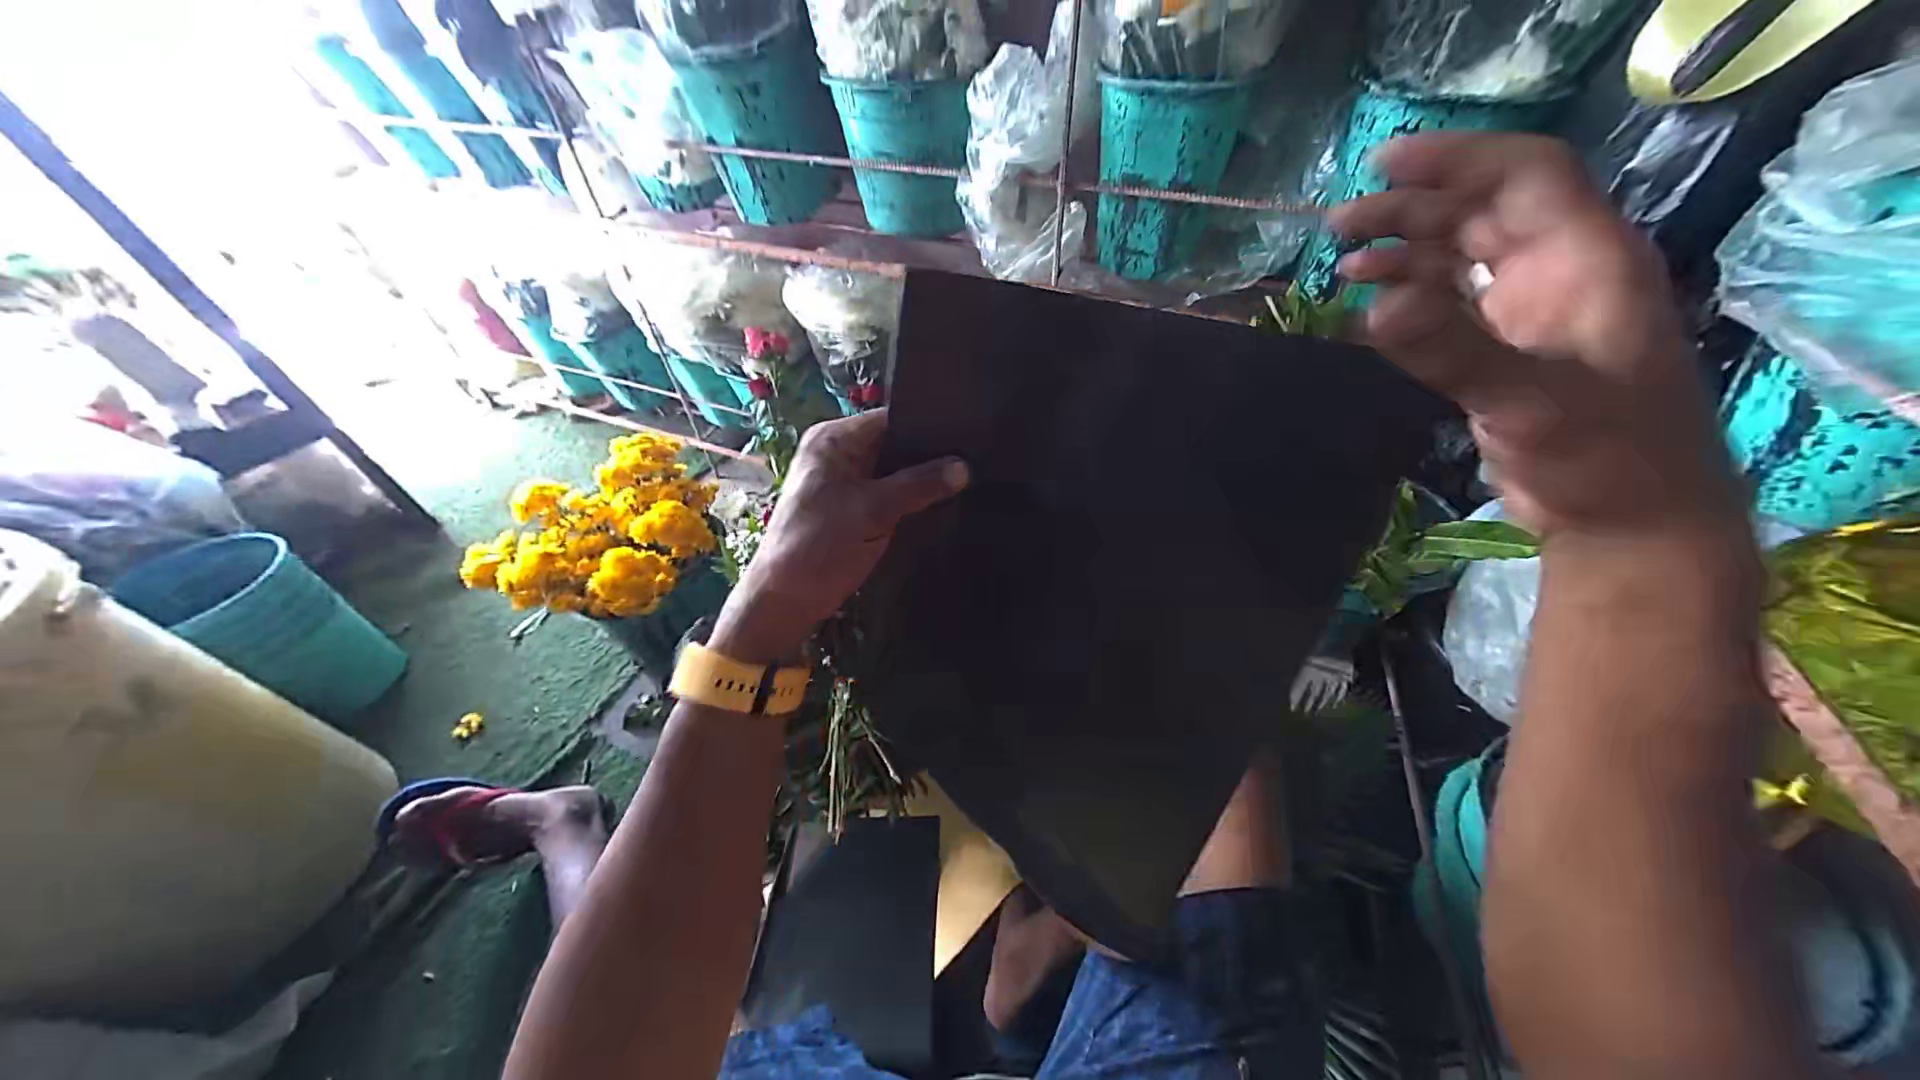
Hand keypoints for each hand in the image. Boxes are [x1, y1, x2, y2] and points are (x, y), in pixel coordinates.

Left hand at [708, 410, 968, 664]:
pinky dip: (910, 499)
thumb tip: (964, 467)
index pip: (891, 420)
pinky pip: (889, 494)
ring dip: (922, 479)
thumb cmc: (821, 545)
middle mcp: (838, 453)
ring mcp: (845, 482)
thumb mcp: (874, 510)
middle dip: (930, 455)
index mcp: (834, 439)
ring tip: (967, 478)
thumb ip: (920, 485)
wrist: (786, 599)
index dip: (929, 426)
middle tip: (974, 460)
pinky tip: (943, 502)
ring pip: (894, 472)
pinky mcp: (853, 509)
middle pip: (894, 444)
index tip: (968, 435)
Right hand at [1328, 134, 1742, 540]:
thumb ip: (1454, 352)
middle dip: (1410, 208)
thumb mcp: (1531, 403)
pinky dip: (1407, 294)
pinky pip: (1449, 302)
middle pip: (1479, 212)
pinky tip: (1370, 302)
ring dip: (1403, 249)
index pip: (1522, 178)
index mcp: (1586, 261)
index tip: (1382, 164)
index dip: (1455, 160)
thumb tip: (1375, 305)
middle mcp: (1558, 273)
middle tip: (1338, 222)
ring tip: (1343, 258)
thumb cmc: (1603, 456)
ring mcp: (1529, 311)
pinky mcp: (1503, 349)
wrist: (1626, 517)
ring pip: (1460, 255)